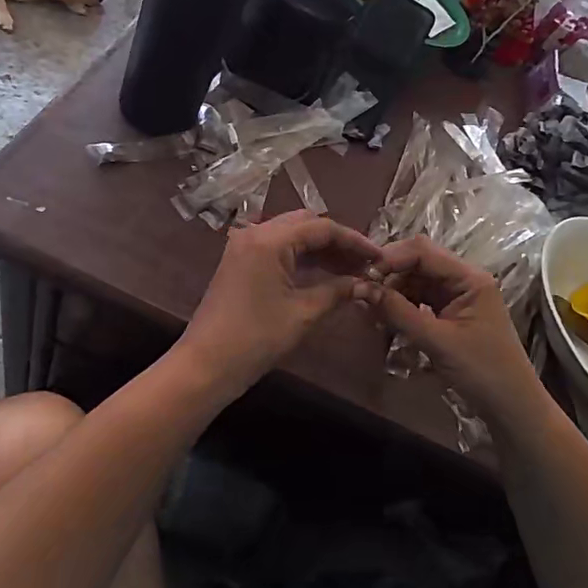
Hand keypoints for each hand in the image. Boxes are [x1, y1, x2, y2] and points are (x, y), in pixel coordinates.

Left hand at [181, 210, 381, 391]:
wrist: (207, 363)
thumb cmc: (257, 337)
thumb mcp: (304, 313)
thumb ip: (338, 291)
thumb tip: (367, 284)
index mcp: (269, 239)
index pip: (321, 227)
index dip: (354, 241)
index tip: (379, 257)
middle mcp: (255, 233)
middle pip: (305, 224)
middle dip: (337, 242)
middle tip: (365, 264)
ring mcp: (244, 246)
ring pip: (291, 235)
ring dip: (320, 250)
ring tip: (351, 271)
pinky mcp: (240, 261)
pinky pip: (278, 249)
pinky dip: (301, 258)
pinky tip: (324, 275)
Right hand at [352, 236, 547, 425]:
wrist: (511, 406)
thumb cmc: (482, 371)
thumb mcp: (437, 341)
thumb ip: (398, 312)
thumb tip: (362, 288)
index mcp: (469, 278)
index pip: (423, 251)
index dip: (391, 258)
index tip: (364, 275)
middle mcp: (463, 279)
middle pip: (418, 261)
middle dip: (389, 272)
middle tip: (362, 289)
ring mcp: (456, 295)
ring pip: (415, 279)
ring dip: (392, 289)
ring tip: (370, 305)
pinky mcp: (449, 311)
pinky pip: (418, 297)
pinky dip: (400, 303)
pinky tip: (384, 314)